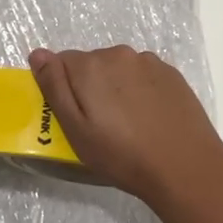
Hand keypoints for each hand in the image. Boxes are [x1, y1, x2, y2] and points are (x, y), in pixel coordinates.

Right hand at [28, 46, 222, 204]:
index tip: (74, 117)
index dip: (63, 89)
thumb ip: (54, 87)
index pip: (60, 63)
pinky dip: (139, 90)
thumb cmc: (121, 154)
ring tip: (127, 124)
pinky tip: (148, 118)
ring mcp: (148, 62)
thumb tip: (37, 54)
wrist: (185, 168)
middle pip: (90, 64)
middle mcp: (118, 54)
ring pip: (118, 69)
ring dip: (115, 88)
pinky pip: (142, 76)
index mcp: (89, 66)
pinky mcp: (171, 74)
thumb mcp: (75, 129)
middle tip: (99, 125)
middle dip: (89, 87)